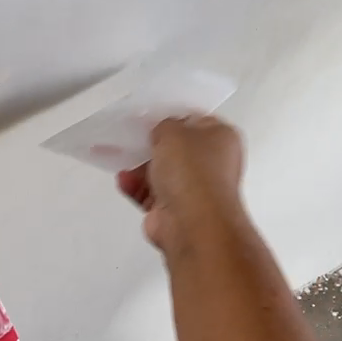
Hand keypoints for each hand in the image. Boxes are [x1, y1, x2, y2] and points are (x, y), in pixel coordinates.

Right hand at [116, 115, 247, 252]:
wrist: (191, 222)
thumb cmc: (192, 172)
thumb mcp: (172, 131)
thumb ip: (163, 125)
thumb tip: (160, 132)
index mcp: (221, 139)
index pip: (195, 122)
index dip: (172, 118)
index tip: (150, 118)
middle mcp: (211, 164)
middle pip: (175, 149)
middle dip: (151, 145)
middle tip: (131, 137)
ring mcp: (193, 189)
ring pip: (160, 173)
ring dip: (139, 167)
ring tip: (120, 159)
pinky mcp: (173, 210)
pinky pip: (150, 194)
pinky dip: (136, 187)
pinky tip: (124, 180)